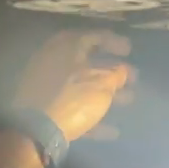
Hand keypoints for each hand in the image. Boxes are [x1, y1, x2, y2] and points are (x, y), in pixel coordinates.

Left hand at [14, 30, 134, 141]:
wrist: (36, 131)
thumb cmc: (73, 99)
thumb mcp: (102, 84)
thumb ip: (116, 74)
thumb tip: (123, 70)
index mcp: (66, 48)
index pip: (93, 36)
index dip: (114, 41)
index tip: (129, 51)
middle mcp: (54, 62)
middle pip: (88, 63)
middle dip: (113, 70)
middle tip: (132, 77)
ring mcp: (47, 87)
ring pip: (82, 86)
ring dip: (106, 94)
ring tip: (129, 100)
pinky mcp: (45, 110)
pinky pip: (73, 109)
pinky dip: (92, 116)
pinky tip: (113, 131)